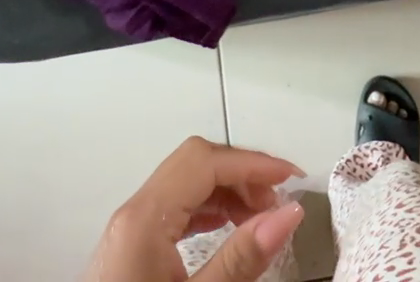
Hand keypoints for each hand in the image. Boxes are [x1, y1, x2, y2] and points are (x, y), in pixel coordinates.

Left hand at [83, 136, 305, 281]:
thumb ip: (242, 258)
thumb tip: (287, 214)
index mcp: (144, 218)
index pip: (205, 162)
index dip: (253, 163)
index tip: (291, 179)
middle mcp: (132, 213)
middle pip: (194, 164)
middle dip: (242, 174)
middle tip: (278, 202)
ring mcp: (127, 229)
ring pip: (184, 183)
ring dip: (227, 191)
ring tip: (260, 219)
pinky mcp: (129, 248)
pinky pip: (174, 208)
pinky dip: (208, 209)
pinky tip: (228, 229)